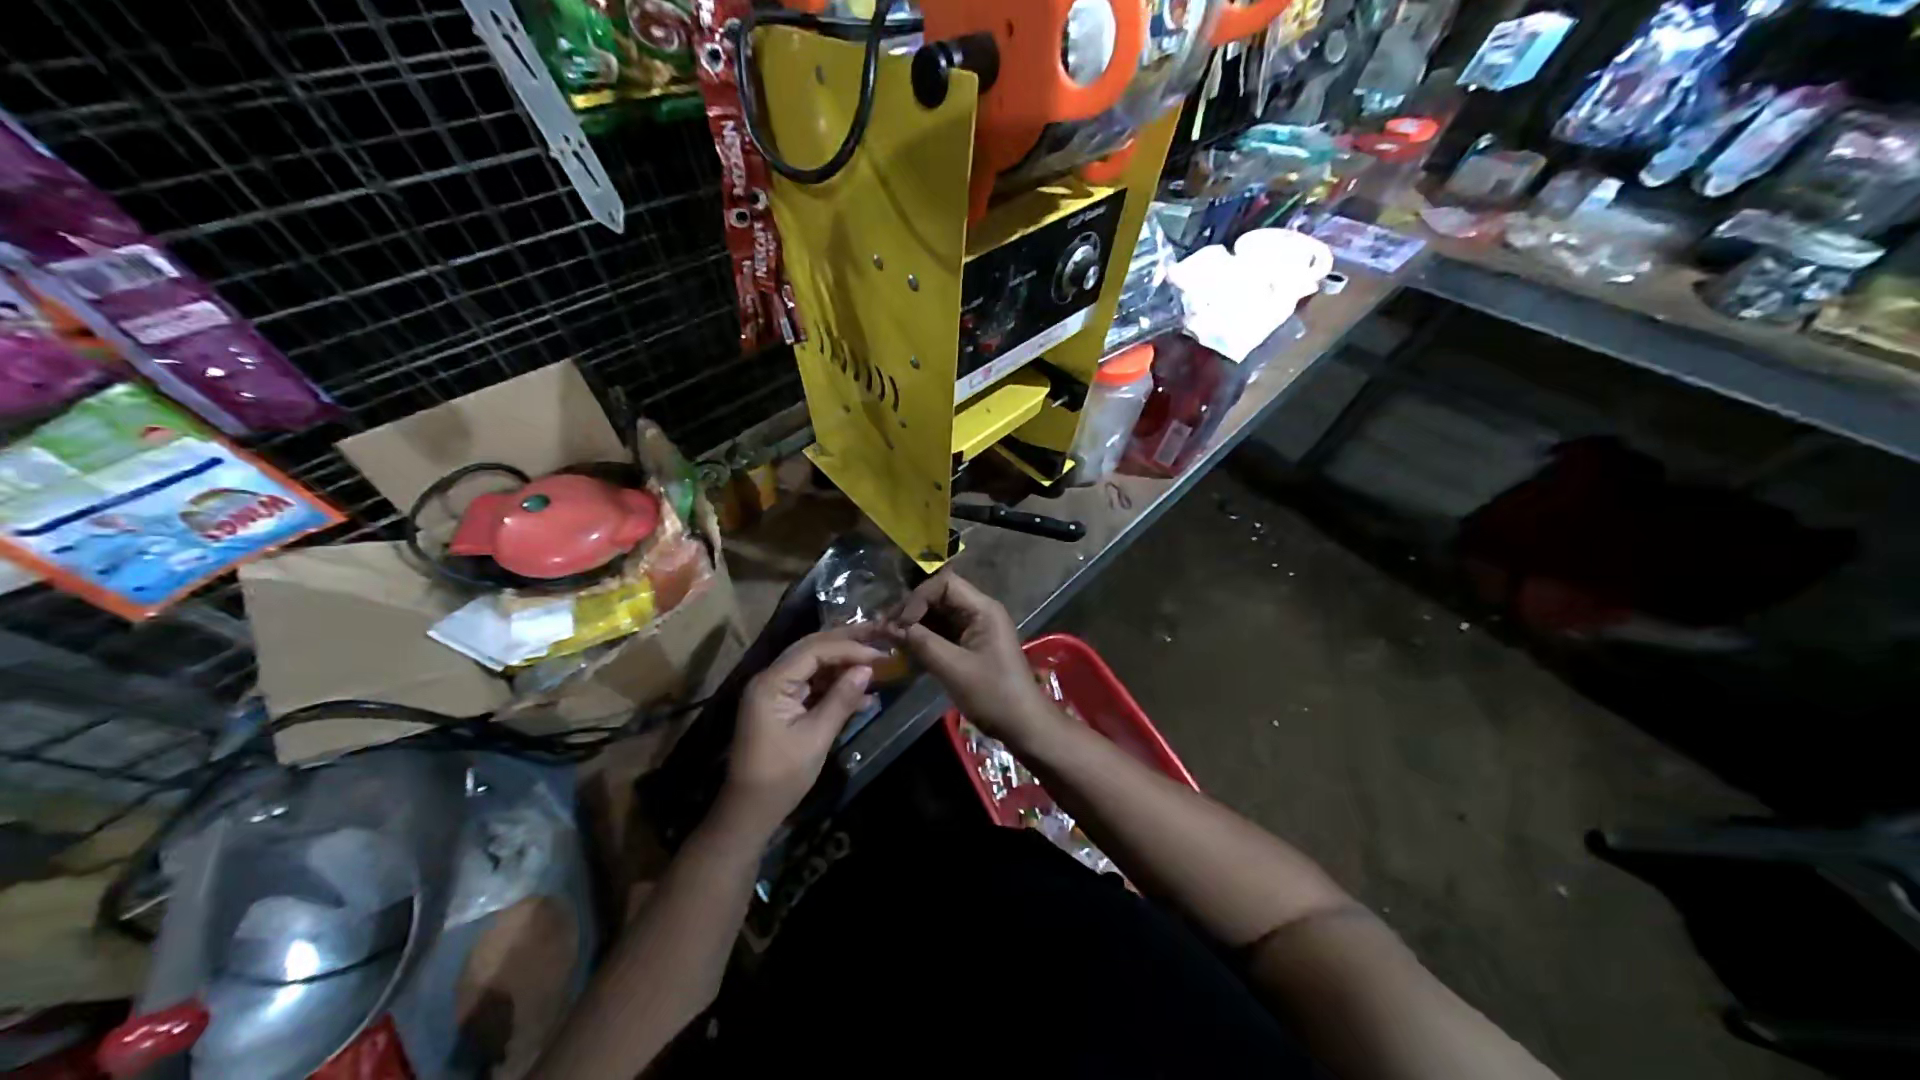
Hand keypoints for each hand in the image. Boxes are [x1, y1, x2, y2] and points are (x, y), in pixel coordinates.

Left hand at [723, 626, 885, 829]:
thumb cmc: (782, 775)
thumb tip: (868, 669)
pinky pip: (811, 685)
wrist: (750, 810)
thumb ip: (842, 699)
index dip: (849, 648)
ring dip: (843, 664)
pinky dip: (835, 685)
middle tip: (879, 637)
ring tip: (876, 663)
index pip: (814, 650)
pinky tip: (862, 693)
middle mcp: (770, 679)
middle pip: (812, 649)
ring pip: (813, 665)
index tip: (880, 655)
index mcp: (772, 683)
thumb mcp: (817, 736)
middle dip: (846, 643)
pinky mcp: (782, 705)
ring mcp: (775, 691)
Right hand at [895, 573, 1062, 748]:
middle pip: (938, 597)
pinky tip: (903, 650)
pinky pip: (942, 633)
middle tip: (884, 629)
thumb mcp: (953, 668)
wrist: (1023, 725)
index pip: (943, 583)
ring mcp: (975, 629)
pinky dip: (923, 638)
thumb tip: (889, 627)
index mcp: (982, 609)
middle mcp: (979, 612)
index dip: (917, 598)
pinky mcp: (970, 646)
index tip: (900, 623)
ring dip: (913, 625)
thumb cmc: (993, 694)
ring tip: (887, 638)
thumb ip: (921, 643)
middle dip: (911, 610)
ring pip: (937, 616)